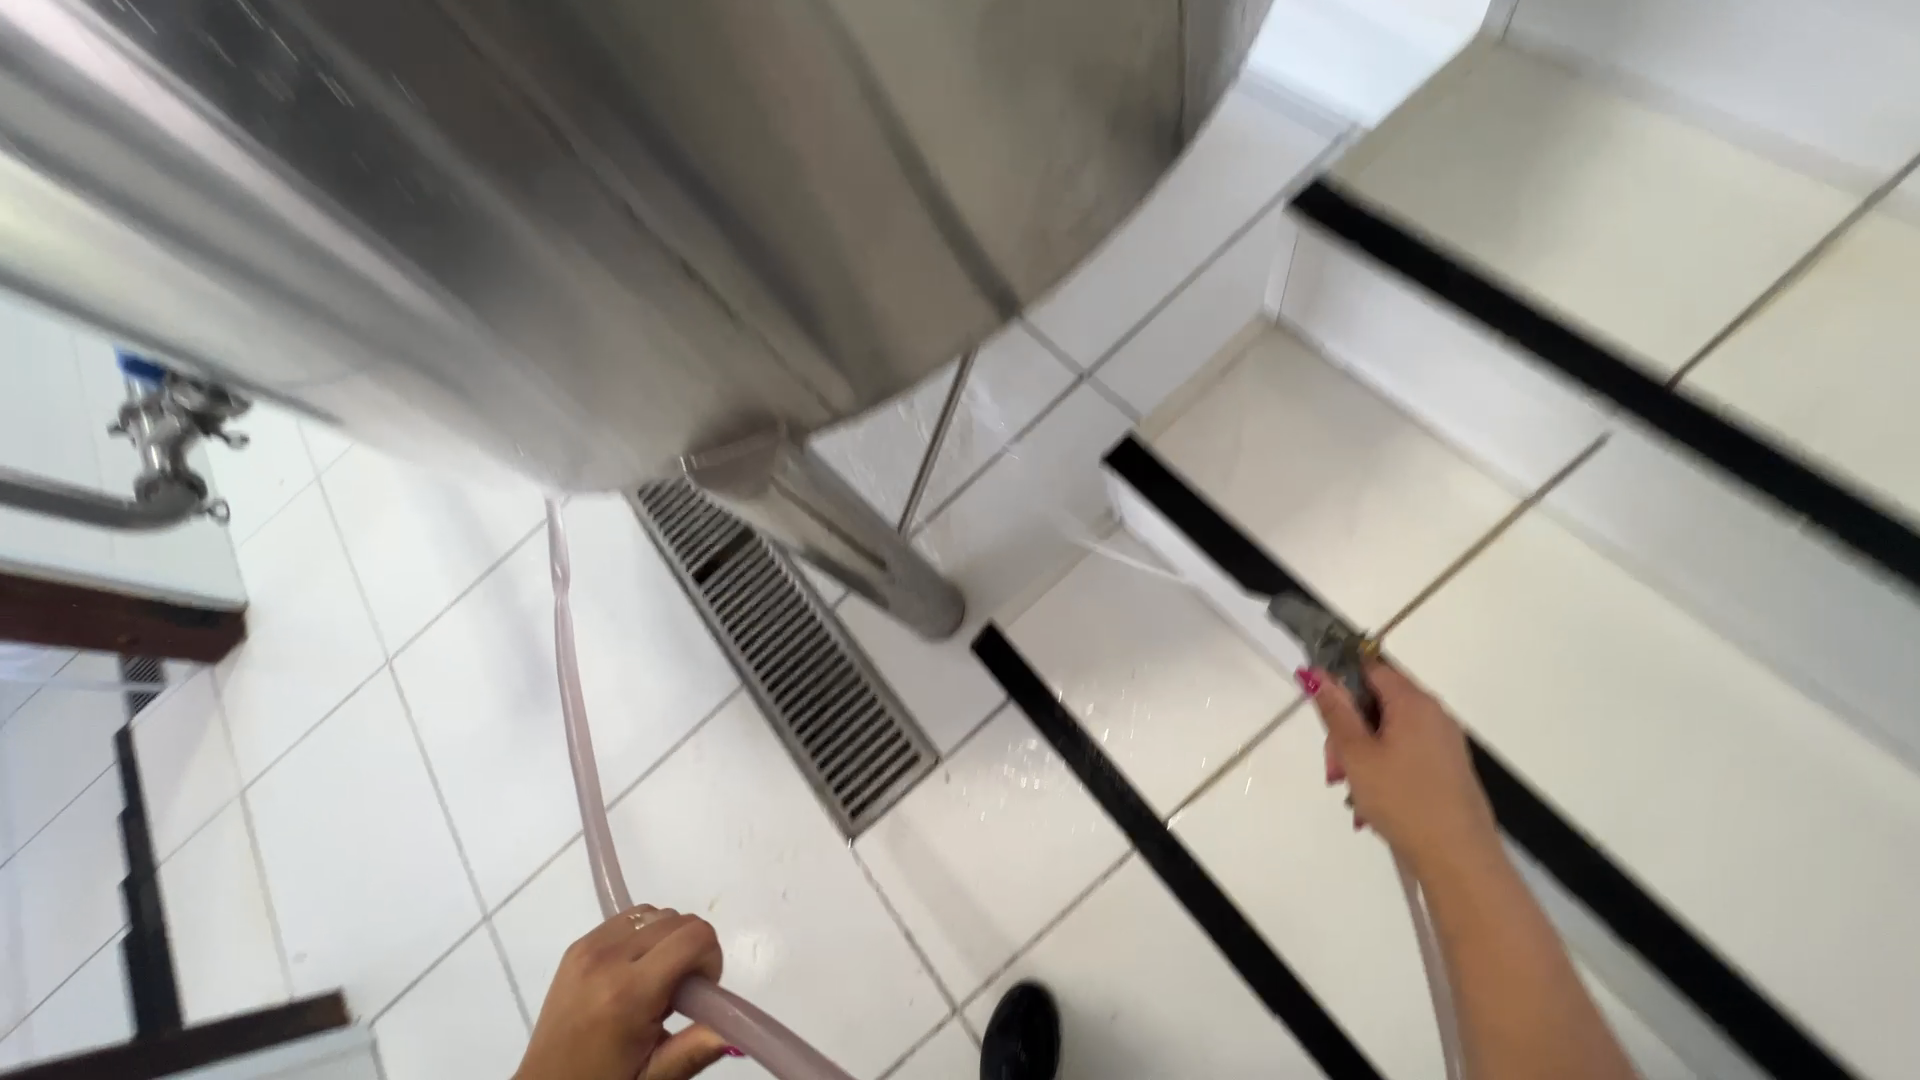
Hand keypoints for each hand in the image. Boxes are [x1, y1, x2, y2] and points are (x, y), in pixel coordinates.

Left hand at [514, 905, 729, 1079]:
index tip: (700, 994)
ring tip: (654, 984)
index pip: (695, 937)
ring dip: (668, 941)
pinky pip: (629, 919)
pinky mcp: (577, 946)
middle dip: (691, 952)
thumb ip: (695, 1050)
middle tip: (678, 996)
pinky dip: (643, 936)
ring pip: (656, 913)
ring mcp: (588, 948)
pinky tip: (633, 974)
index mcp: (628, 993)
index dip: (710, 960)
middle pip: (679, 921)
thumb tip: (732, 1028)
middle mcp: (607, 959)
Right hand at [1303, 661, 1500, 872]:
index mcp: (1413, 702)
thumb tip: (1316, 672)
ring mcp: (1444, 743)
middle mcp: (1434, 715)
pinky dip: (1381, 766)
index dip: (1340, 679)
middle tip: (1332, 765)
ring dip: (1360, 752)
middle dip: (1347, 727)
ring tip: (1348, 787)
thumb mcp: (1355, 753)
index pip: (1371, 667)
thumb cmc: (1401, 799)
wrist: (1457, 859)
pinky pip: (1404, 752)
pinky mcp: (1447, 768)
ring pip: (1388, 731)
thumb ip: (1334, 710)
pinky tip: (1370, 799)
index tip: (1320, 708)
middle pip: (1377, 702)